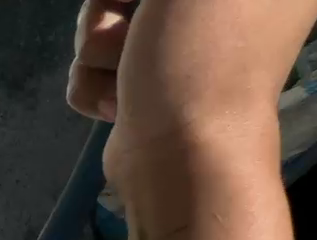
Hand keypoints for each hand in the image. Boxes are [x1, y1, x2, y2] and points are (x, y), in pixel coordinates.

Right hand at [67, 0, 316, 193]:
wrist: (182, 148)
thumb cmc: (203, 50)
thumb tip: (144, 7)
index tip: (141, 7)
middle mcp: (224, 2)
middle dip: (109, 15)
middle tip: (134, 32)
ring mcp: (180, 42)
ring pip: (100, 31)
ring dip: (98, 56)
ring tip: (129, 73)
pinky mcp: (146, 80)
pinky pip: (92, 73)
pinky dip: (94, 88)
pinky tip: (121, 100)